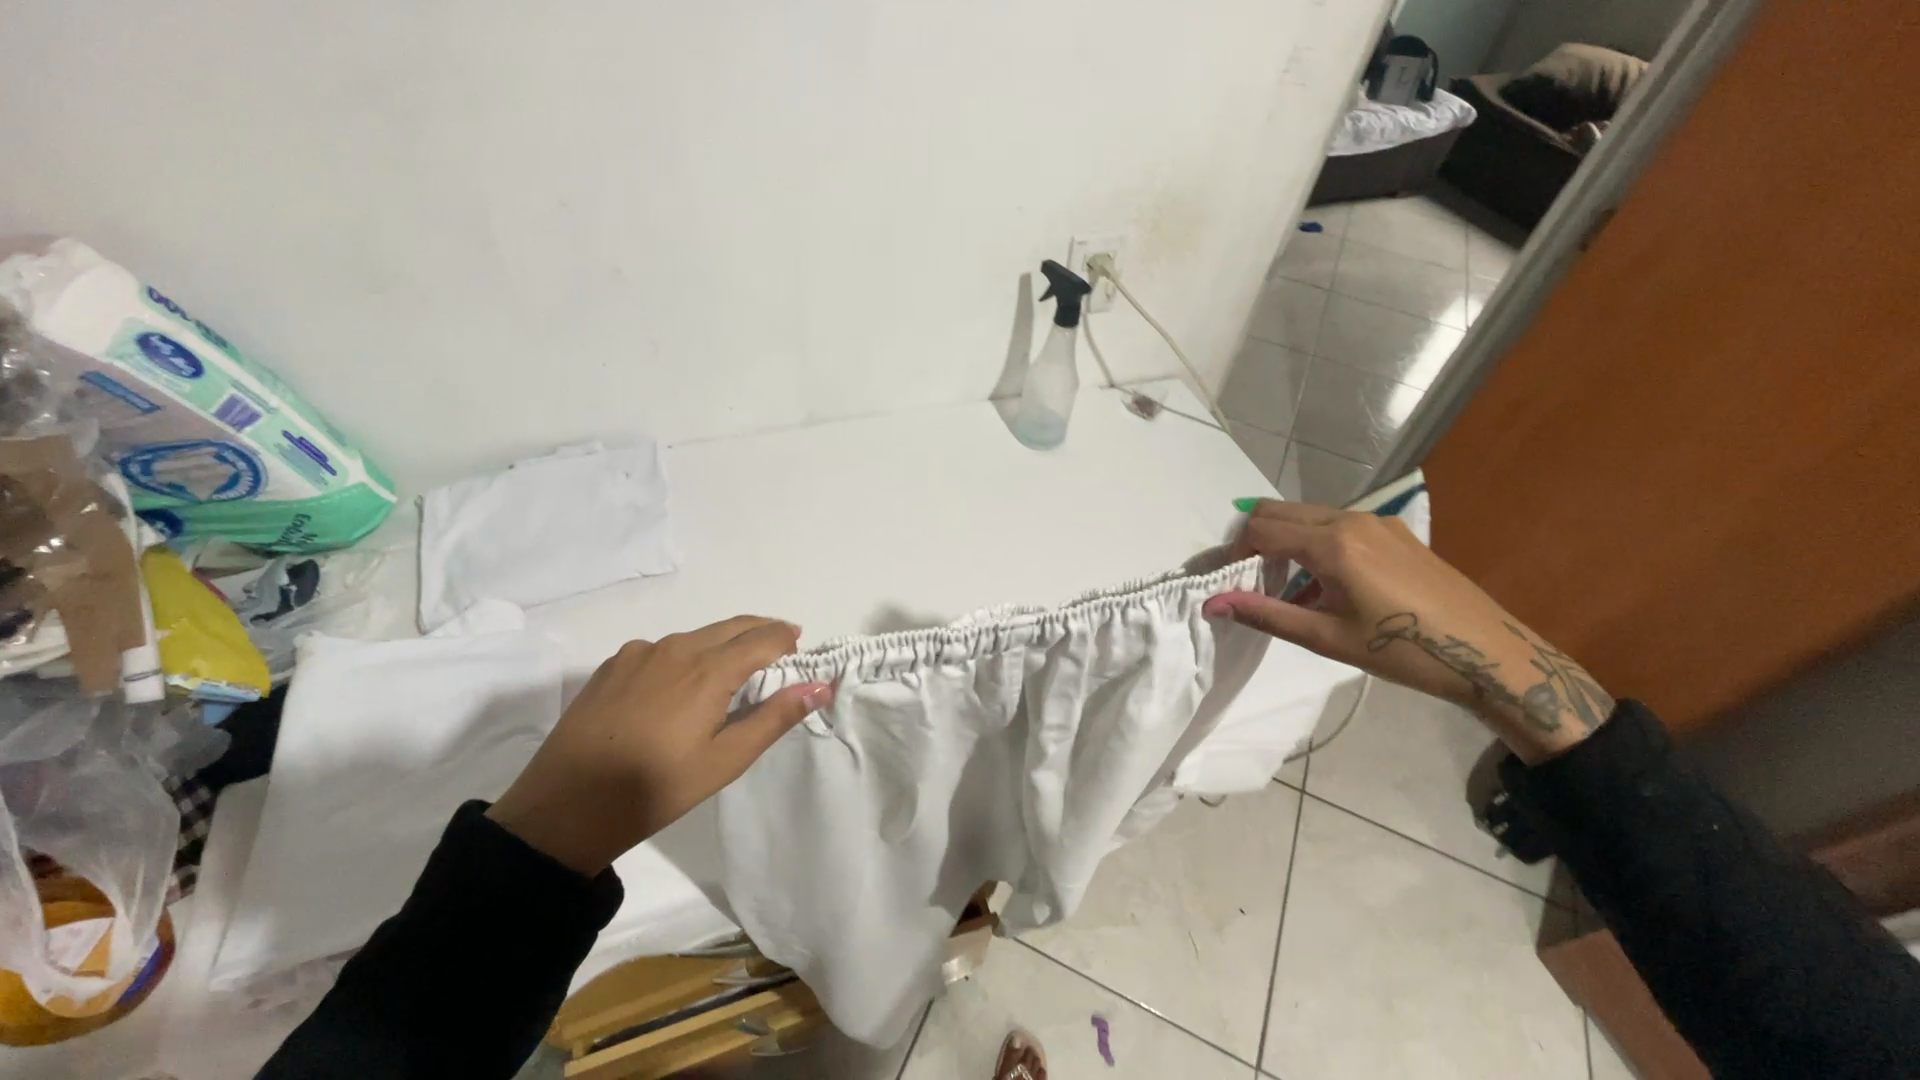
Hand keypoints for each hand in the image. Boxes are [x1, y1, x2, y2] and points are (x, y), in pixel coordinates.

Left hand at [487, 616, 832, 874]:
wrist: (566, 806)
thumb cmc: (656, 789)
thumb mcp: (725, 761)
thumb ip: (775, 717)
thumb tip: (820, 686)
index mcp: (708, 670)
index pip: (763, 638)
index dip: (787, 641)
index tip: (801, 651)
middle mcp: (676, 648)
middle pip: (731, 626)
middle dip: (760, 633)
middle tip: (779, 650)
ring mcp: (638, 653)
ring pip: (695, 636)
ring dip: (722, 644)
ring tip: (731, 672)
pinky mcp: (611, 665)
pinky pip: (661, 649)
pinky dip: (684, 656)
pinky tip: (678, 687)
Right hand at [1204, 499, 1612, 762]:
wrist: (1486, 653)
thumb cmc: (1402, 651)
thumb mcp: (1326, 637)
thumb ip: (1265, 614)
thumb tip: (1209, 604)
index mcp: (1332, 544)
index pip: (1260, 529)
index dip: (1235, 554)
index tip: (1230, 585)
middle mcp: (1350, 519)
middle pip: (1278, 511)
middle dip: (1254, 540)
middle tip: (1253, 582)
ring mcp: (1376, 521)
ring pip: (1307, 515)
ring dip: (1284, 541)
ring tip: (1289, 588)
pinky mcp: (1394, 530)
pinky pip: (1336, 524)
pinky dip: (1314, 542)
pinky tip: (1326, 584)